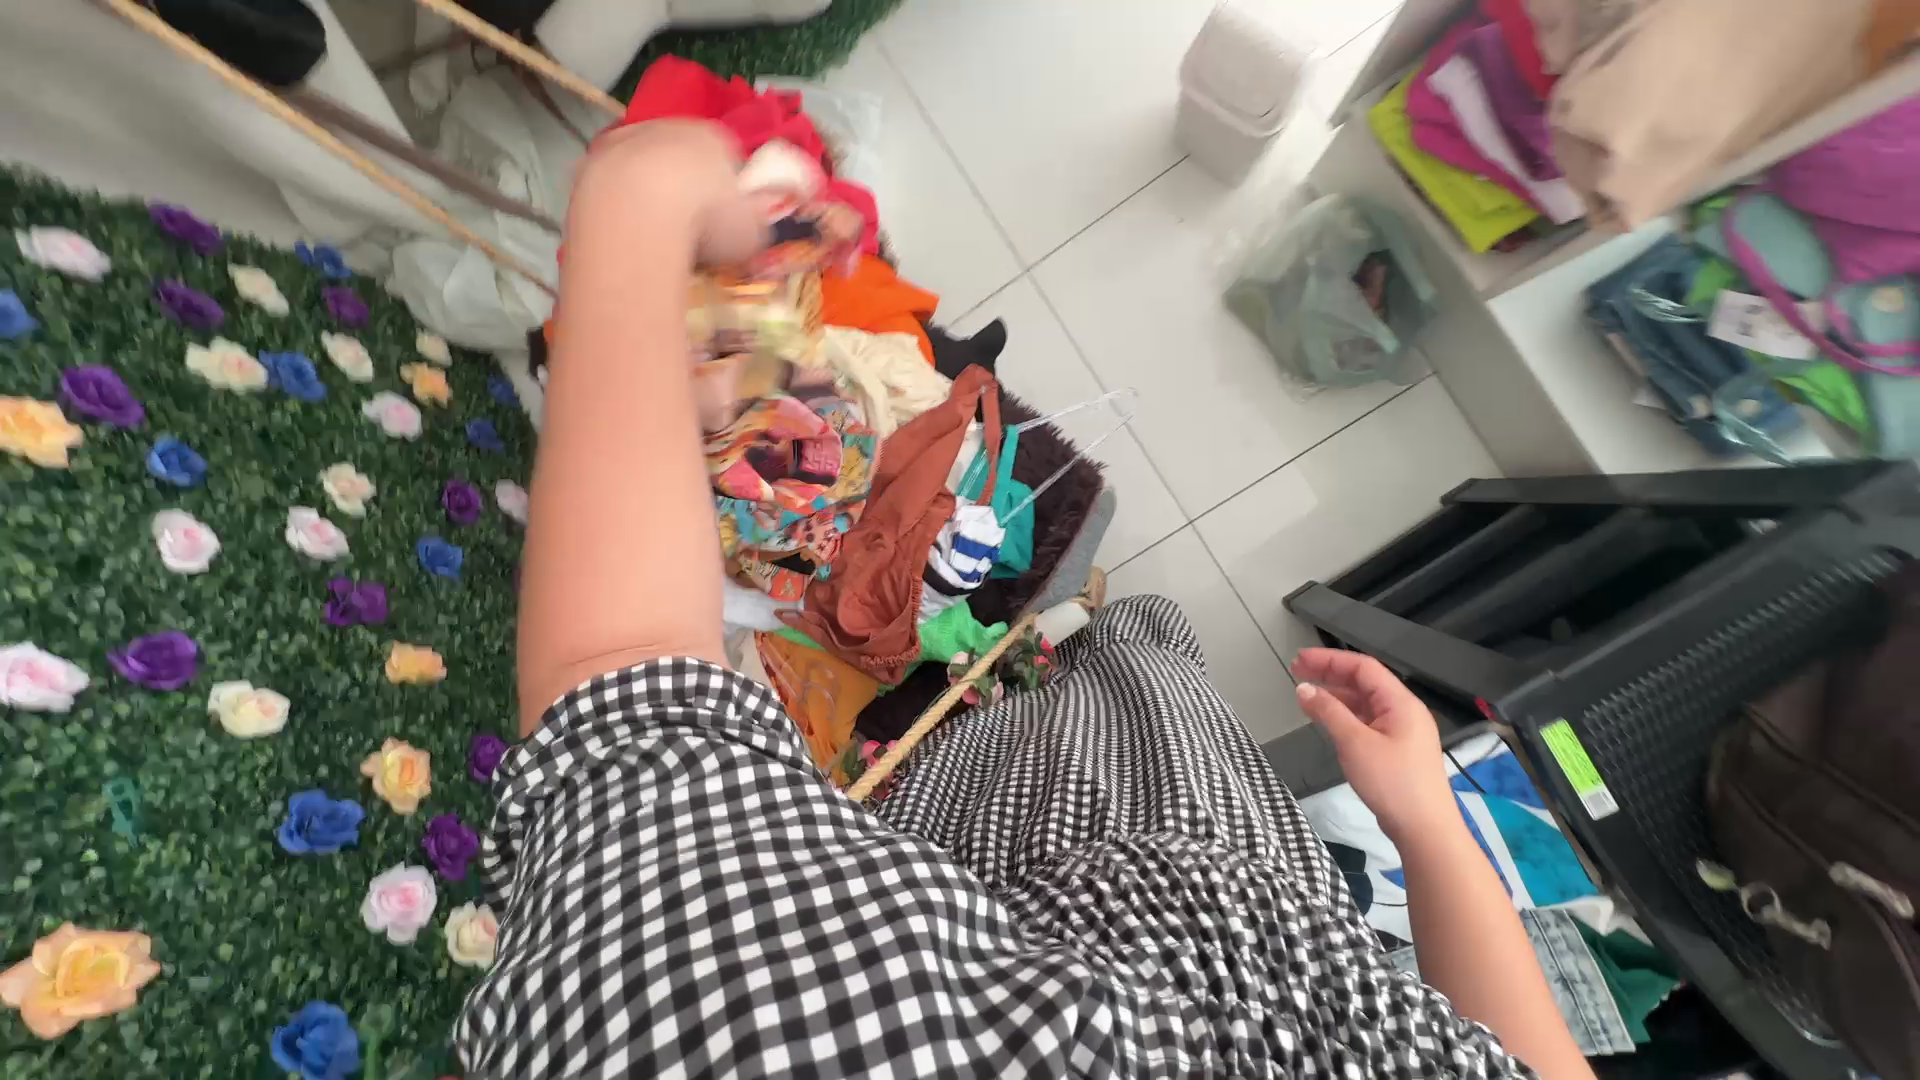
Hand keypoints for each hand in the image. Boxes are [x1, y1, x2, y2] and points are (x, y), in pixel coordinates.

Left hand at [573, 119, 767, 266]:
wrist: (640, 209)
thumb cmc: (708, 217)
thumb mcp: (752, 230)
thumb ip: (755, 223)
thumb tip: (754, 225)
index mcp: (715, 137)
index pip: (727, 156)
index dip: (728, 189)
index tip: (726, 219)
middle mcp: (670, 127)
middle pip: (683, 157)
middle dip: (687, 187)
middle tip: (693, 228)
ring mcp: (627, 139)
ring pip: (646, 167)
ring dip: (651, 194)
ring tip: (659, 235)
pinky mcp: (593, 161)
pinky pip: (614, 185)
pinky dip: (622, 205)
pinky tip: (630, 233)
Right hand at [1292, 648, 1457, 843]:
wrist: (1425, 830)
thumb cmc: (1392, 782)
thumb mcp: (1355, 743)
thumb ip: (1328, 712)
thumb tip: (1303, 688)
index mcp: (1401, 703)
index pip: (1364, 668)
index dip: (1330, 659)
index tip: (1300, 660)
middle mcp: (1403, 712)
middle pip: (1364, 682)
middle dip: (1330, 673)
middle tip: (1297, 671)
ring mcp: (1400, 732)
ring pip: (1364, 702)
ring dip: (1335, 694)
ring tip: (1305, 694)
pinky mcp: (1394, 750)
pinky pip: (1365, 721)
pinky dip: (1343, 714)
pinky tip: (1325, 719)